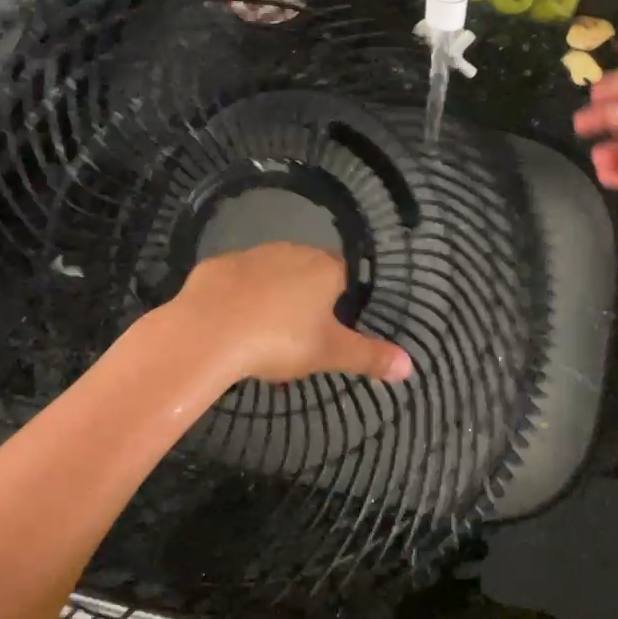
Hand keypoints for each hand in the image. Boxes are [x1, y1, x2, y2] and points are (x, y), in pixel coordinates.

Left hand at [159, 243, 412, 384]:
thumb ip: (369, 356)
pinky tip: (231, 325)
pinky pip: (235, 282)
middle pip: (307, 273)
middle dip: (306, 301)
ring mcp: (250, 256)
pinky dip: (238, 300)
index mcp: (324, 268)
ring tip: (264, 338)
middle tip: (301, 340)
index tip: (336, 326)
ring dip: (272, 299)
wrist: (207, 333)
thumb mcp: (329, 353)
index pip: (345, 274)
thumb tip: (410, 366)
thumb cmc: (279, 340)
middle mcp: (290, 252)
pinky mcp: (215, 266)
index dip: (343, 299)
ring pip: (270, 276)